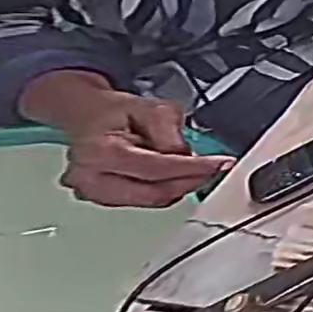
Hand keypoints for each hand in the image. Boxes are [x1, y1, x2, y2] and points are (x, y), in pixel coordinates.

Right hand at [21, 72, 232, 207]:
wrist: (95, 117)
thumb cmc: (122, 112)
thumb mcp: (157, 111)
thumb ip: (171, 137)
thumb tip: (189, 158)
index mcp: (100, 153)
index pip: (156, 169)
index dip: (196, 168)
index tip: (223, 164)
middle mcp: (89, 178)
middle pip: (154, 193)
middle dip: (192, 181)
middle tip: (218, 168)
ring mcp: (92, 191)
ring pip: (152, 200)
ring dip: (183, 187)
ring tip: (201, 168)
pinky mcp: (104, 197)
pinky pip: (146, 200)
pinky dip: (170, 189)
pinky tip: (182, 174)